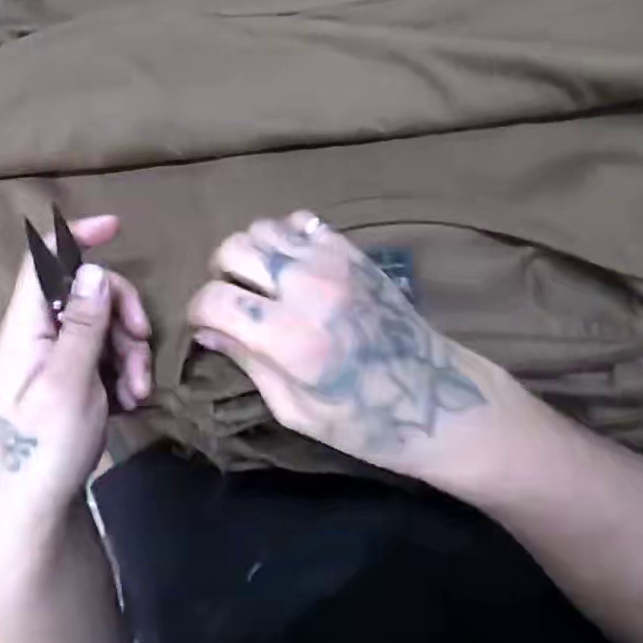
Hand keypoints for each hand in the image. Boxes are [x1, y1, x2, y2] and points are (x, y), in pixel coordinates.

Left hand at [0, 214, 150, 528]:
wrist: (43, 505)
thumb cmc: (47, 443)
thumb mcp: (69, 381)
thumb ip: (84, 323)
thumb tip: (94, 268)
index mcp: (26, 325)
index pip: (43, 260)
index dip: (75, 236)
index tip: (115, 226)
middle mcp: (41, 330)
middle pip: (89, 289)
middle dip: (122, 311)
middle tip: (140, 344)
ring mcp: (61, 352)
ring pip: (106, 320)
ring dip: (131, 347)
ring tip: (136, 388)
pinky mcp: (78, 373)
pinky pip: (110, 349)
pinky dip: (127, 367)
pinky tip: (131, 398)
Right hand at [187, 212, 542, 489]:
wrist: (444, 402)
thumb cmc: (367, 422)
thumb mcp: (296, 411)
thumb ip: (247, 363)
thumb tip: (206, 331)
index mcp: (291, 340)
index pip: (216, 300)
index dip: (198, 311)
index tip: (204, 325)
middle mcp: (308, 290)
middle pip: (233, 250)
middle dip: (220, 275)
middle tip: (233, 300)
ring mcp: (333, 264)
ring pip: (261, 228)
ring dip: (250, 253)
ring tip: (261, 280)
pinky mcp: (352, 252)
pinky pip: (299, 220)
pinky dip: (285, 237)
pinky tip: (293, 265)